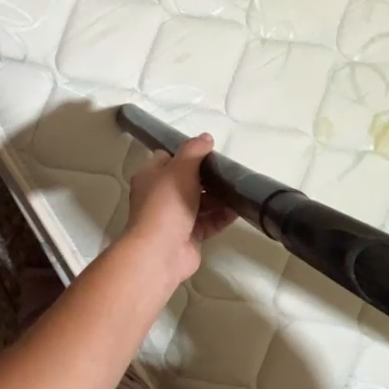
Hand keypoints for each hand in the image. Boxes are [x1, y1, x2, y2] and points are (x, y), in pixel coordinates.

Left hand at [122, 134, 235, 282]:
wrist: (160, 251)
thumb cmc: (166, 204)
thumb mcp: (179, 169)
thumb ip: (194, 151)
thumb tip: (206, 137)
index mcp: (150, 177)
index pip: (168, 159)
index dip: (187, 154)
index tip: (209, 152)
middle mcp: (159, 196)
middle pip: (187, 181)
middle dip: (208, 177)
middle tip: (229, 171)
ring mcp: (173, 218)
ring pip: (199, 203)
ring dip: (218, 197)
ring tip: (238, 190)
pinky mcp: (187, 236)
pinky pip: (207, 222)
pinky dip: (221, 217)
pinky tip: (238, 210)